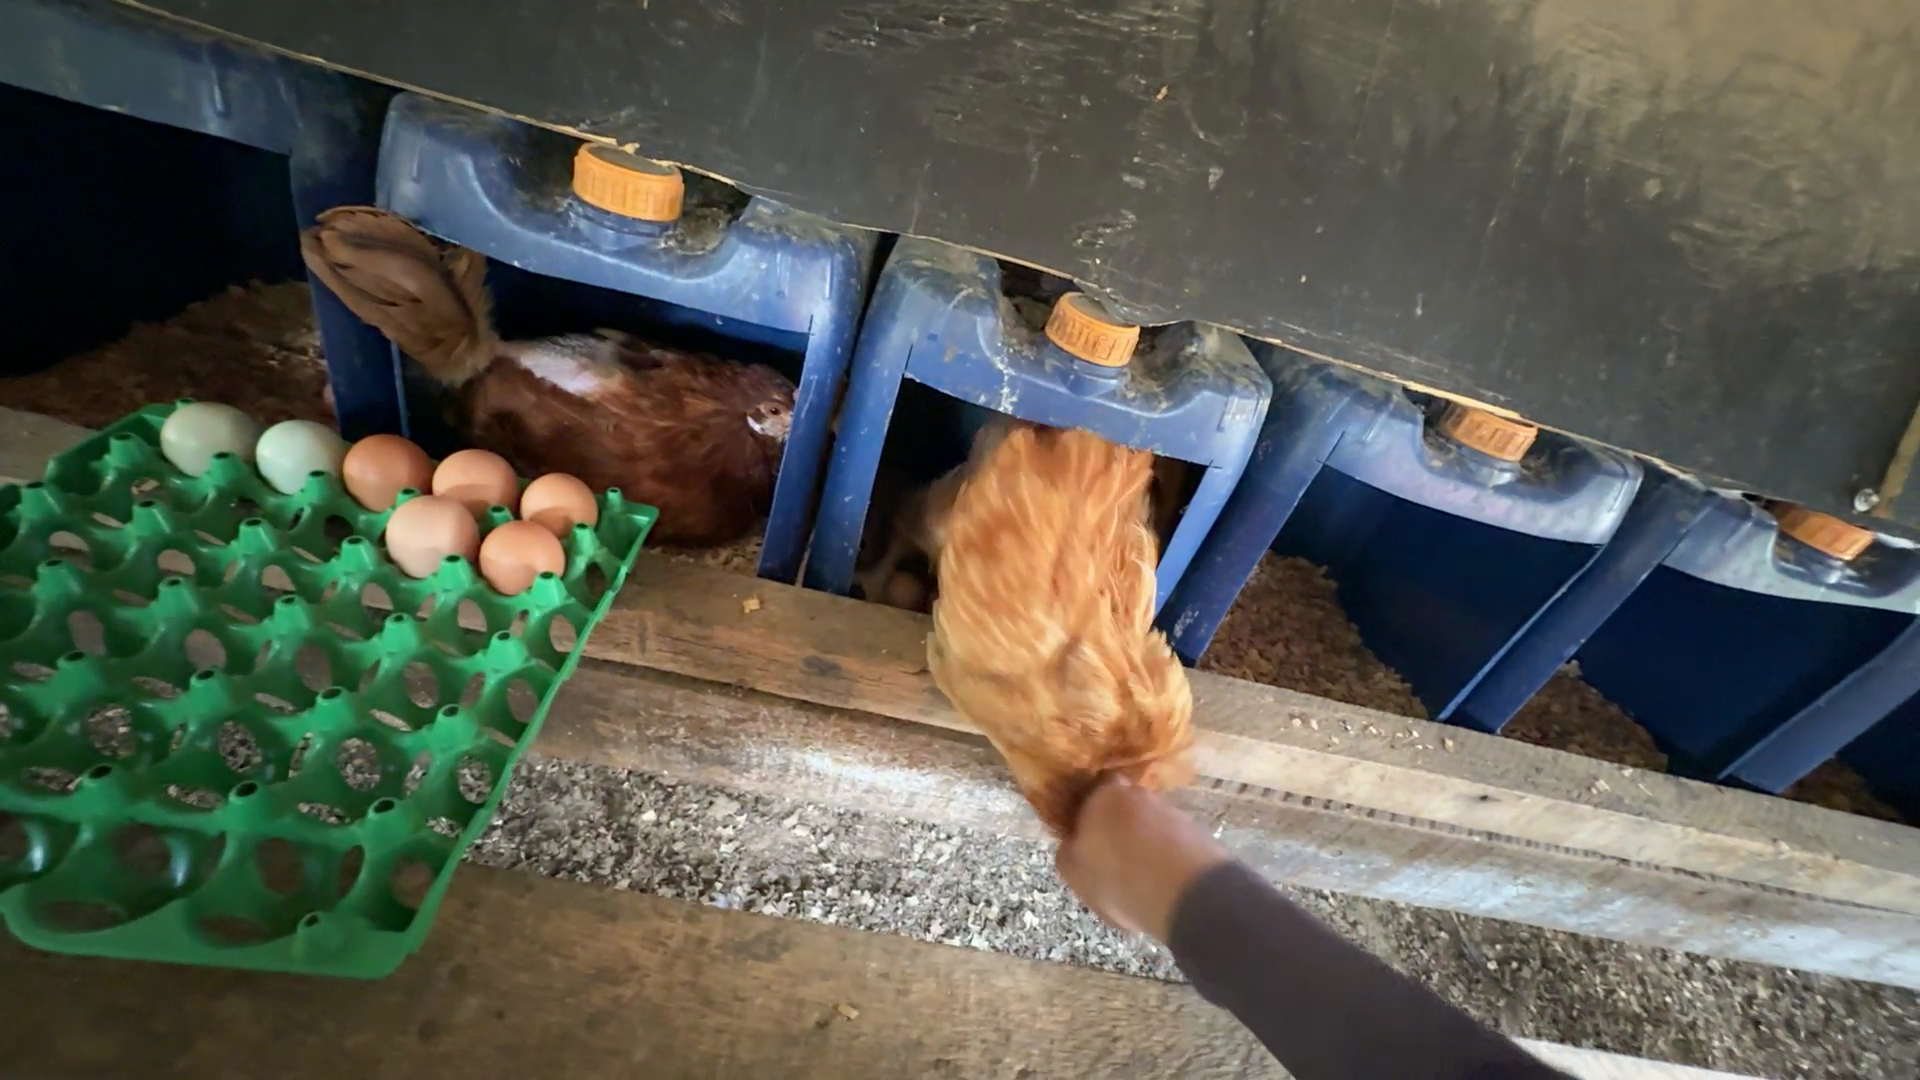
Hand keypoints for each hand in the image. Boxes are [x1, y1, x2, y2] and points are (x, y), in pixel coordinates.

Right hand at [1054, 776, 1229, 941]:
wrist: (1183, 893)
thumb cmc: (1115, 876)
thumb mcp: (1073, 871)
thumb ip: (1068, 852)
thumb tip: (1072, 845)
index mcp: (1103, 794)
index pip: (1095, 789)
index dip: (1091, 811)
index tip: (1089, 837)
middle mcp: (1139, 795)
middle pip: (1126, 807)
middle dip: (1121, 828)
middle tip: (1115, 860)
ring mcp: (1172, 812)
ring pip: (1152, 826)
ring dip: (1147, 845)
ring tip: (1143, 880)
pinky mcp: (1199, 834)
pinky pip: (1176, 845)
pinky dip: (1170, 860)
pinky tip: (1165, 886)